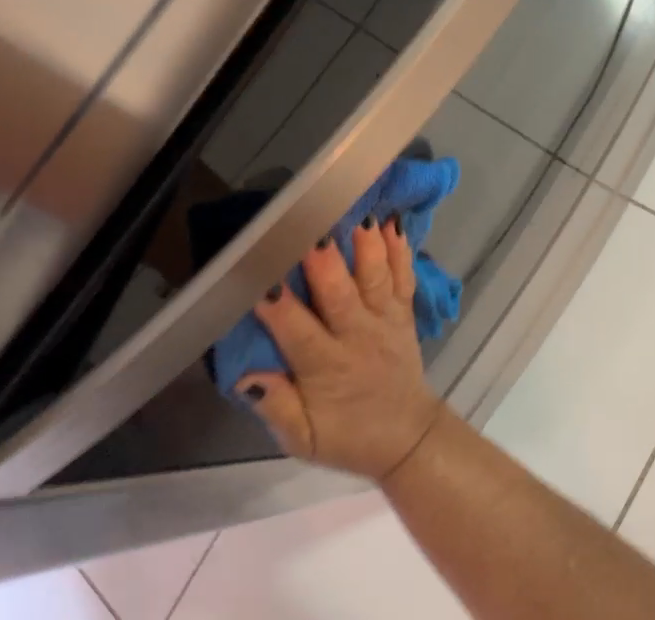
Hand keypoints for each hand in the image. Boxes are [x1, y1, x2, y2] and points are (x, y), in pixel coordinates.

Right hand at [237, 215, 446, 481]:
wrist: (408, 439)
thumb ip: (277, 408)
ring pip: (375, 279)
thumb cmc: (347, 436)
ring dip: (366, 246)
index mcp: (326, 368)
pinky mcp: (404, 313)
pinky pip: (404, 278)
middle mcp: (357, 337)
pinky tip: (394, 223)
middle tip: (311, 230)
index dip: (279, 305)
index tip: (261, 277)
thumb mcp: (304, 440)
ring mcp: (385, 321)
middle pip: (340, 295)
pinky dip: (400, 250)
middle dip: (325, 263)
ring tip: (358, 214)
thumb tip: (247, 377)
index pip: (297, 330)